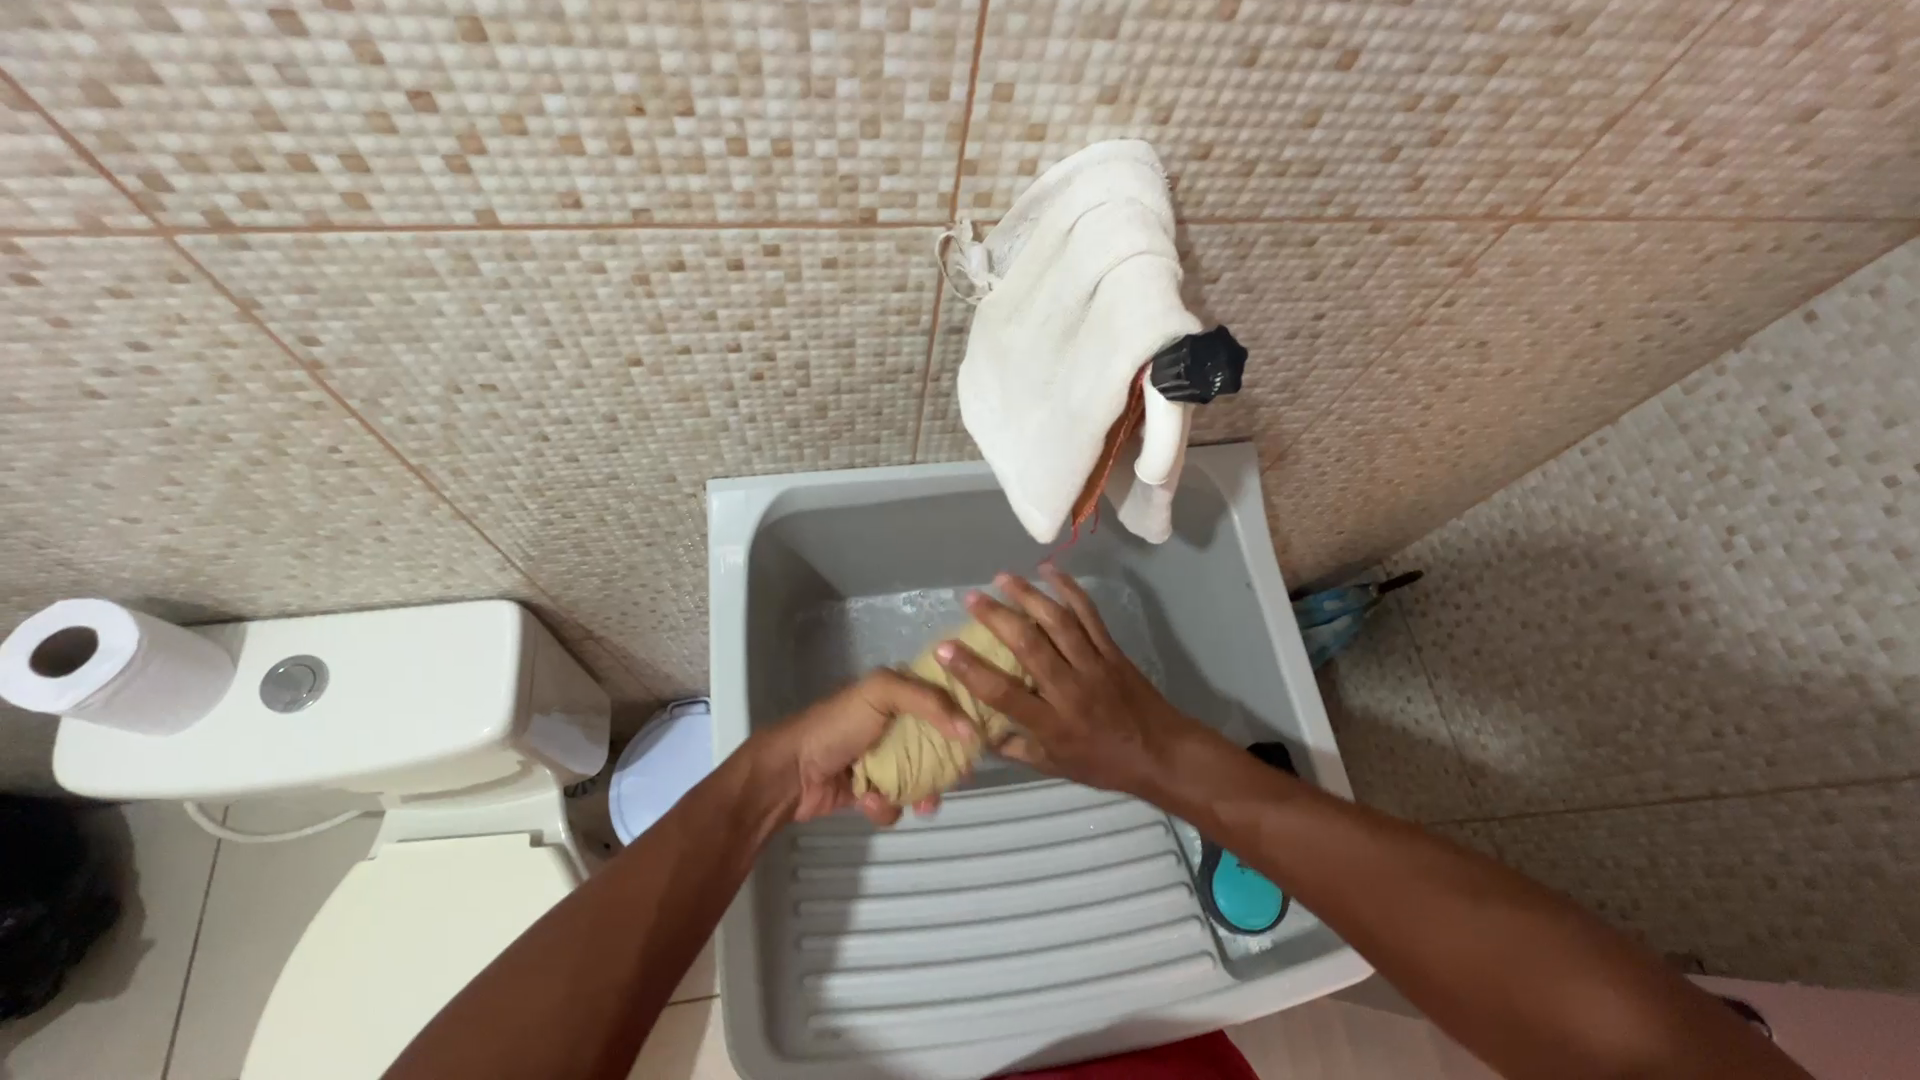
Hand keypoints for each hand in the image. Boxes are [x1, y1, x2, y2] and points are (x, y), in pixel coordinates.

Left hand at [752, 669, 976, 826]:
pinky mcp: (869, 792)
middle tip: (959, 778)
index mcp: (897, 695)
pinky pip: (894, 804)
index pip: (942, 701)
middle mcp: (893, 725)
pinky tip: (868, 802)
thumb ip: (929, 702)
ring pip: (921, 780)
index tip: (985, 737)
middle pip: (938, 745)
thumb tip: (970, 730)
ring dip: (923, 794)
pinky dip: (886, 807)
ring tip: (921, 805)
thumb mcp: (881, 693)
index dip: (965, 717)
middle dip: (949, 766)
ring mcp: (882, 761)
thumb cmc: (836, 725)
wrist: (790, 772)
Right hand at [934, 565, 1210, 797]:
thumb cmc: (1105, 764)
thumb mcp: (1056, 767)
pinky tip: (1050, 571)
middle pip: (1030, 646)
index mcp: (1053, 724)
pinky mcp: (1112, 650)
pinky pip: (1089, 614)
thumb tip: (979, 733)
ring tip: (1002, 578)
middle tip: (970, 598)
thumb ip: (1016, 749)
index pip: (1004, 694)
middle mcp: (1070, 689)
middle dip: (997, 618)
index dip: (971, 671)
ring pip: (1058, 622)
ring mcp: (1094, 664)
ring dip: (1029, 596)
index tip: (944, 648)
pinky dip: (1070, 590)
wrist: (1163, 753)